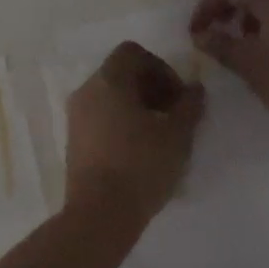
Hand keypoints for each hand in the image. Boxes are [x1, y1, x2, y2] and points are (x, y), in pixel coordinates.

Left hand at [64, 42, 205, 223]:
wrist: (99, 215)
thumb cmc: (141, 165)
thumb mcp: (177, 135)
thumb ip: (189, 105)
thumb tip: (195, 89)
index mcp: (108, 80)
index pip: (133, 53)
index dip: (161, 68)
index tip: (178, 97)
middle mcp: (86, 91)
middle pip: (120, 74)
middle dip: (151, 88)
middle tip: (174, 116)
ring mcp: (75, 118)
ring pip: (110, 98)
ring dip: (137, 108)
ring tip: (160, 136)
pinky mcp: (73, 142)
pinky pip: (100, 119)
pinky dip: (121, 124)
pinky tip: (140, 152)